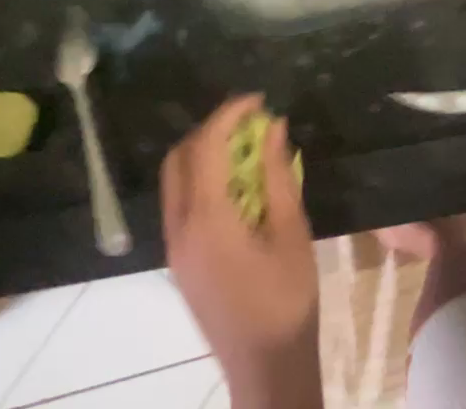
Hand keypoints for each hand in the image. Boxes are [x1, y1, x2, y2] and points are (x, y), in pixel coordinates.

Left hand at [160, 95, 320, 408]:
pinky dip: (200, 179)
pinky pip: (179, 203)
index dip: (230, 115)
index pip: (208, 147)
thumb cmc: (287, 299)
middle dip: (212, 129)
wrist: (264, 365)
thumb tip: (273, 127)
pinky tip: (235, 184)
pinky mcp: (178, 260)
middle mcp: (179, 227)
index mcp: (208, 219)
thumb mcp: (292, 232)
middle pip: (181, 157)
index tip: (259, 100)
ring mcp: (173, 246)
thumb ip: (277, 175)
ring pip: (174, 180)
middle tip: (249, 121)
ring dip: (203, 153)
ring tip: (245, 147)